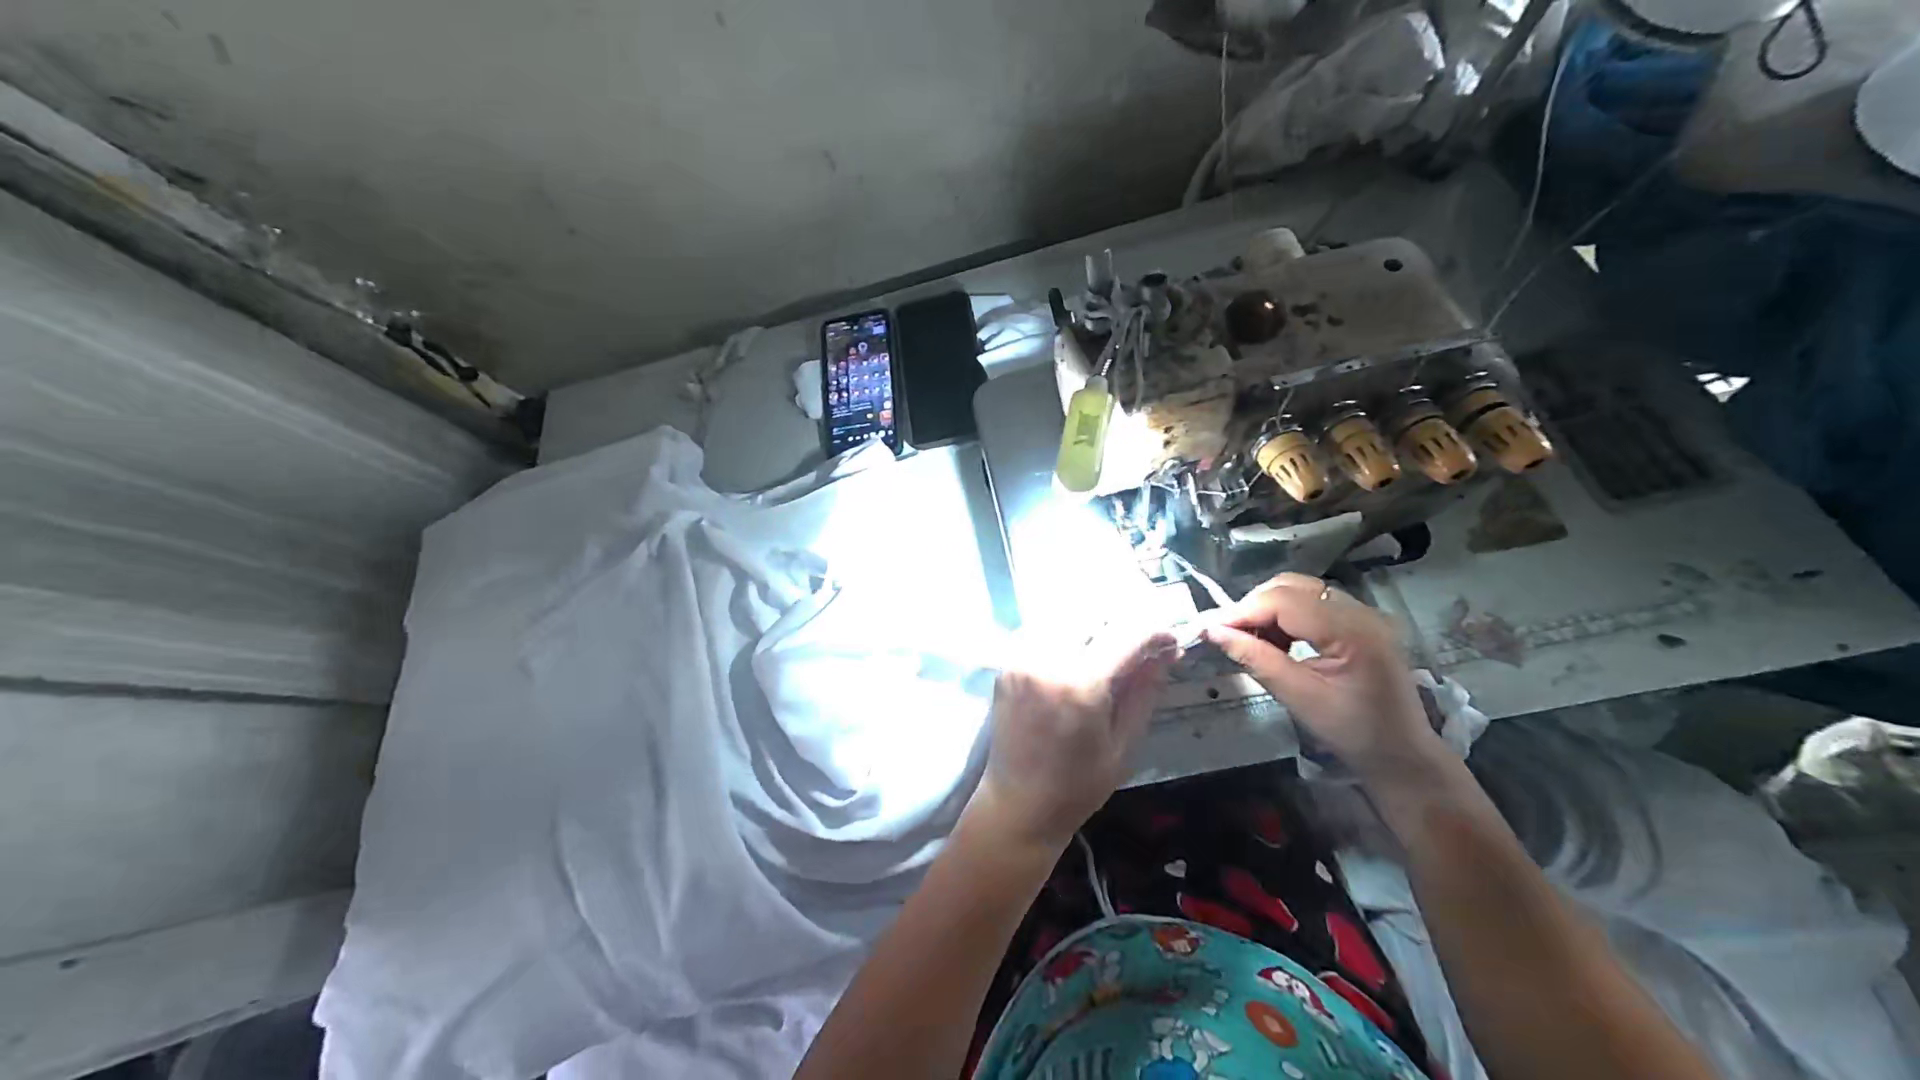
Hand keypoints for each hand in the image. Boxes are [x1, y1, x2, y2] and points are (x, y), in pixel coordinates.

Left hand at [967, 630, 1179, 851]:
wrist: (1017, 804)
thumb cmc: (1077, 786)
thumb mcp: (1123, 744)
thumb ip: (1144, 690)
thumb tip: (1166, 651)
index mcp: (1080, 684)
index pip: (1126, 634)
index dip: (1155, 632)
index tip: (1171, 641)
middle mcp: (1046, 660)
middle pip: (1095, 613)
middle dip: (1124, 622)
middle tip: (1143, 644)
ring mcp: (1021, 658)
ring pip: (1066, 615)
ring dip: (1094, 622)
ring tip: (1112, 646)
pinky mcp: (1006, 662)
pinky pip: (1041, 628)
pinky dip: (1065, 630)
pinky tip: (1080, 650)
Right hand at [1203, 573, 1441, 780]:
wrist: (1402, 754)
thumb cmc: (1352, 732)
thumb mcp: (1298, 697)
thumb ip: (1255, 658)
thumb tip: (1213, 631)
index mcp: (1351, 630)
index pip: (1284, 601)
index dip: (1243, 610)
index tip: (1210, 627)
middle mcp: (1361, 611)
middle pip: (1292, 587)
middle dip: (1254, 606)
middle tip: (1227, 633)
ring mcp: (1363, 613)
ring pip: (1301, 590)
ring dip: (1269, 609)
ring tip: (1250, 639)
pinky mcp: (1360, 621)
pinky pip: (1313, 603)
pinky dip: (1287, 615)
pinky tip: (1276, 640)